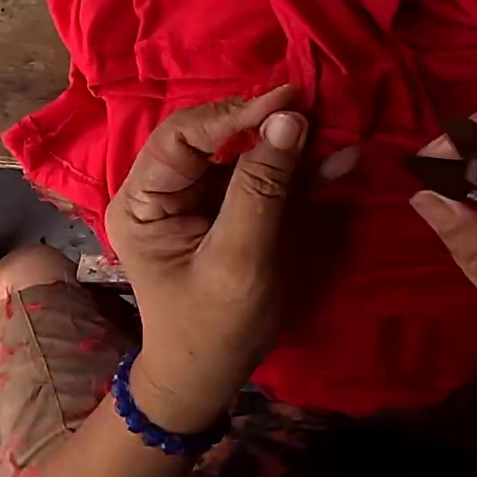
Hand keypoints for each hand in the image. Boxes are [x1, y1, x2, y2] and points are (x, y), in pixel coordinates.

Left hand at [105, 85, 306, 433]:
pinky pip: (255, 178)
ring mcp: (192, 198)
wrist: (208, 376)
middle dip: (262, 124)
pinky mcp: (221, 209)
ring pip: (237, 153)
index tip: (288, 100)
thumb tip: (289, 119)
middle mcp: (160, 190)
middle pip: (210, 137)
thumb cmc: (213, 328)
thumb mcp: (239, 261)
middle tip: (314, 108)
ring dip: (284, 144)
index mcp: (142, 201)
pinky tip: (333, 161)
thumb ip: (262, 189)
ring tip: (330, 129)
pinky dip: (292, 170)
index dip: (233, 114)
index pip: (181, 137)